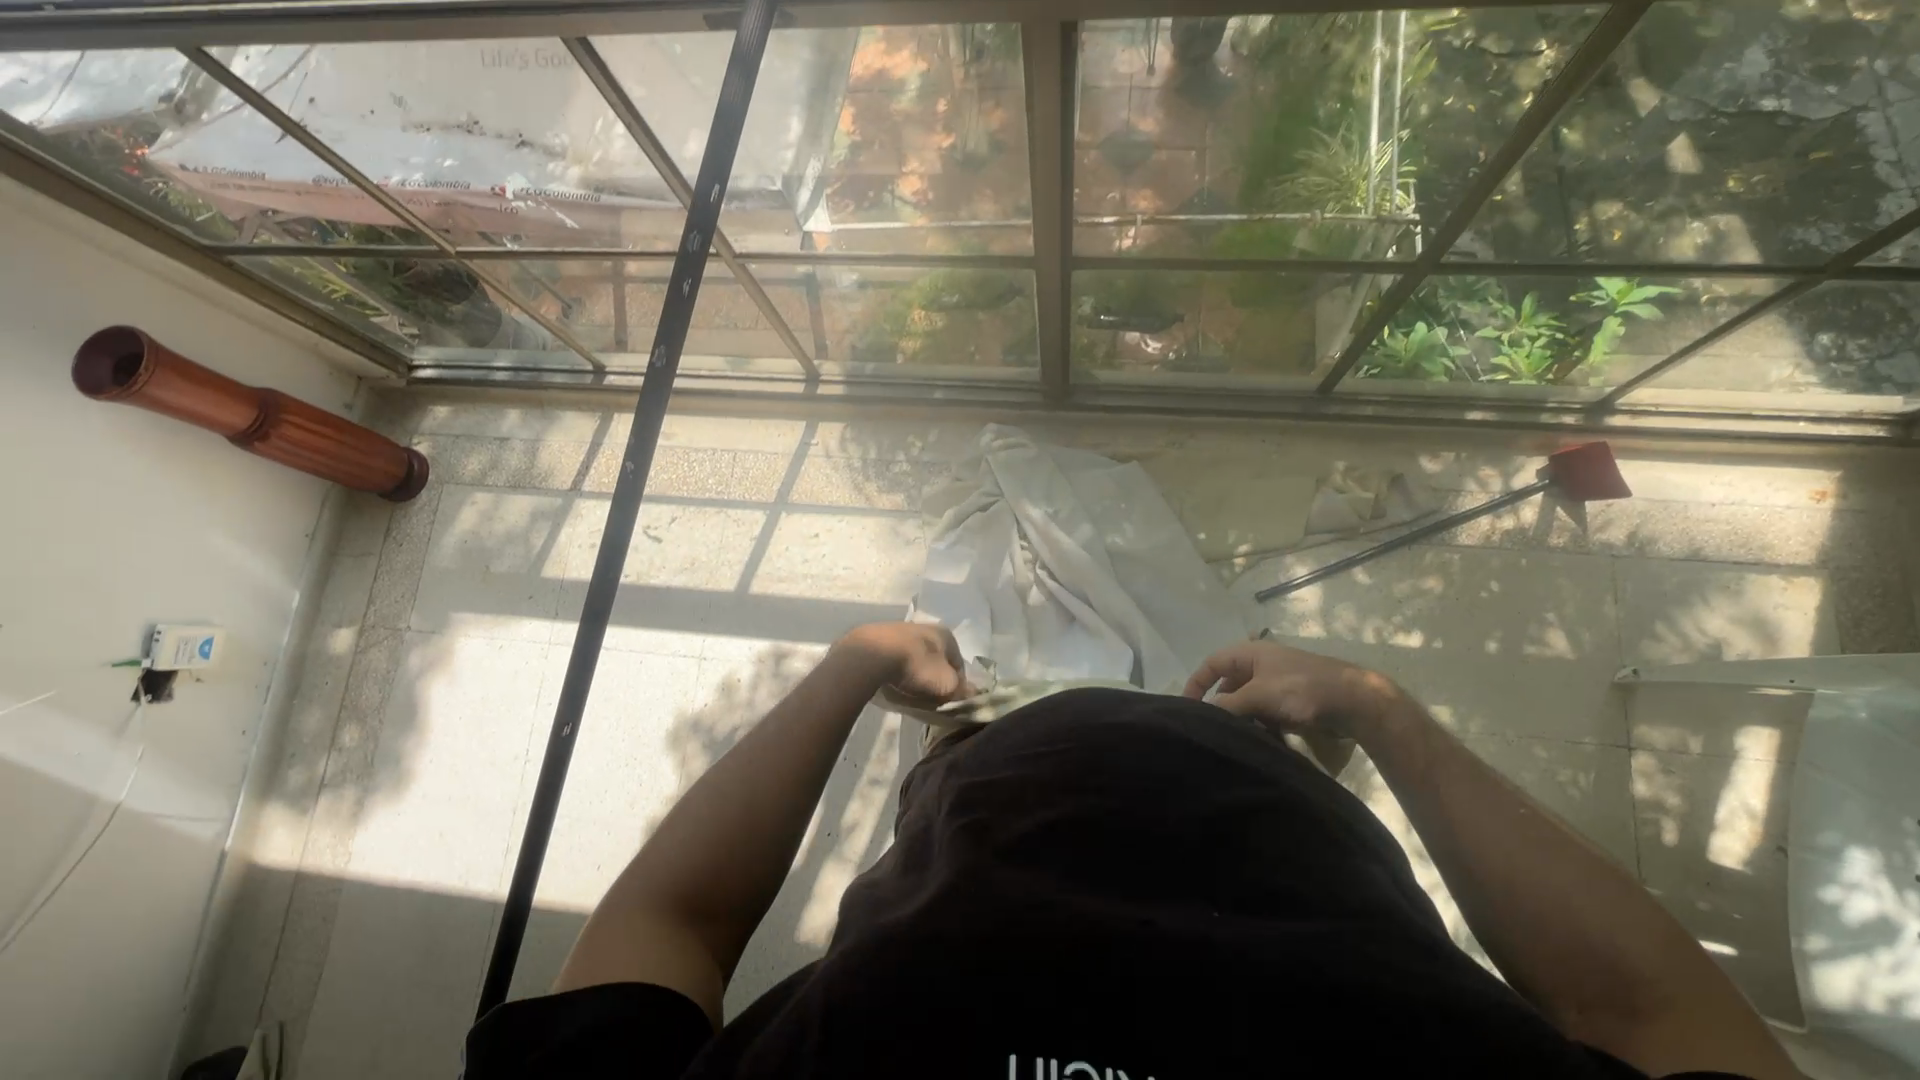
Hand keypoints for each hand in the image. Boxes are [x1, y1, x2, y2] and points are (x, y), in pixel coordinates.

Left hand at [835, 622, 970, 704]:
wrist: (873, 655)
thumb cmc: (918, 667)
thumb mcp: (946, 684)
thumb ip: (961, 690)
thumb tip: (973, 693)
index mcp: (946, 634)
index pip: (959, 664)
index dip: (957, 684)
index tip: (949, 700)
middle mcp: (925, 626)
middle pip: (936, 659)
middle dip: (934, 677)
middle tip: (928, 697)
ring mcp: (900, 629)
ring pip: (914, 656)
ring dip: (914, 672)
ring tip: (907, 690)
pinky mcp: (878, 636)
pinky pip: (894, 656)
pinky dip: (895, 667)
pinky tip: (890, 680)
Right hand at [1182, 640, 1415, 740]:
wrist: (1354, 703)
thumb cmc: (1301, 690)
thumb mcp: (1258, 695)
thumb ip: (1226, 705)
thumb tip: (1203, 714)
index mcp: (1250, 653)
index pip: (1211, 664)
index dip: (1196, 683)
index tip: (1186, 709)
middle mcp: (1261, 665)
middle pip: (1228, 685)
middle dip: (1220, 706)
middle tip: (1212, 729)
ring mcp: (1278, 685)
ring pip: (1247, 703)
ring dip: (1241, 719)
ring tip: (1236, 739)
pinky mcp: (1292, 704)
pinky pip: (1265, 714)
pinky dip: (1259, 726)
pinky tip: (1259, 742)